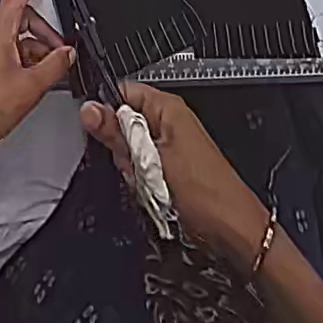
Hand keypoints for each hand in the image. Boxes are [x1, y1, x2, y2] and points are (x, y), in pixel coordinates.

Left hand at [0, 0, 75, 165]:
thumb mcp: (30, 86)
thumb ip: (54, 66)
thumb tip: (68, 54)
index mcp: (1, 28)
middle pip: (30, 13)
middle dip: (50, 27)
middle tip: (64, 45)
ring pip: (27, 34)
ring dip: (44, 48)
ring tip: (53, 70)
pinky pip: (21, 50)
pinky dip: (35, 60)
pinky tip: (42, 77)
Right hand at [82, 82, 269, 264]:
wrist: (233, 232)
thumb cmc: (207, 194)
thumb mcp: (150, 160)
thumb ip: (116, 133)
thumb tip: (89, 109)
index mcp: (167, 107)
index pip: (120, 91)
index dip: (104, 108)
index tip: (97, 127)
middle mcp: (169, 120)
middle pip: (121, 122)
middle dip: (120, 147)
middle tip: (135, 164)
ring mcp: (169, 144)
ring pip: (129, 148)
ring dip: (131, 168)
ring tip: (149, 182)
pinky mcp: (170, 165)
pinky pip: (141, 166)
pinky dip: (141, 180)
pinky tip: (152, 192)